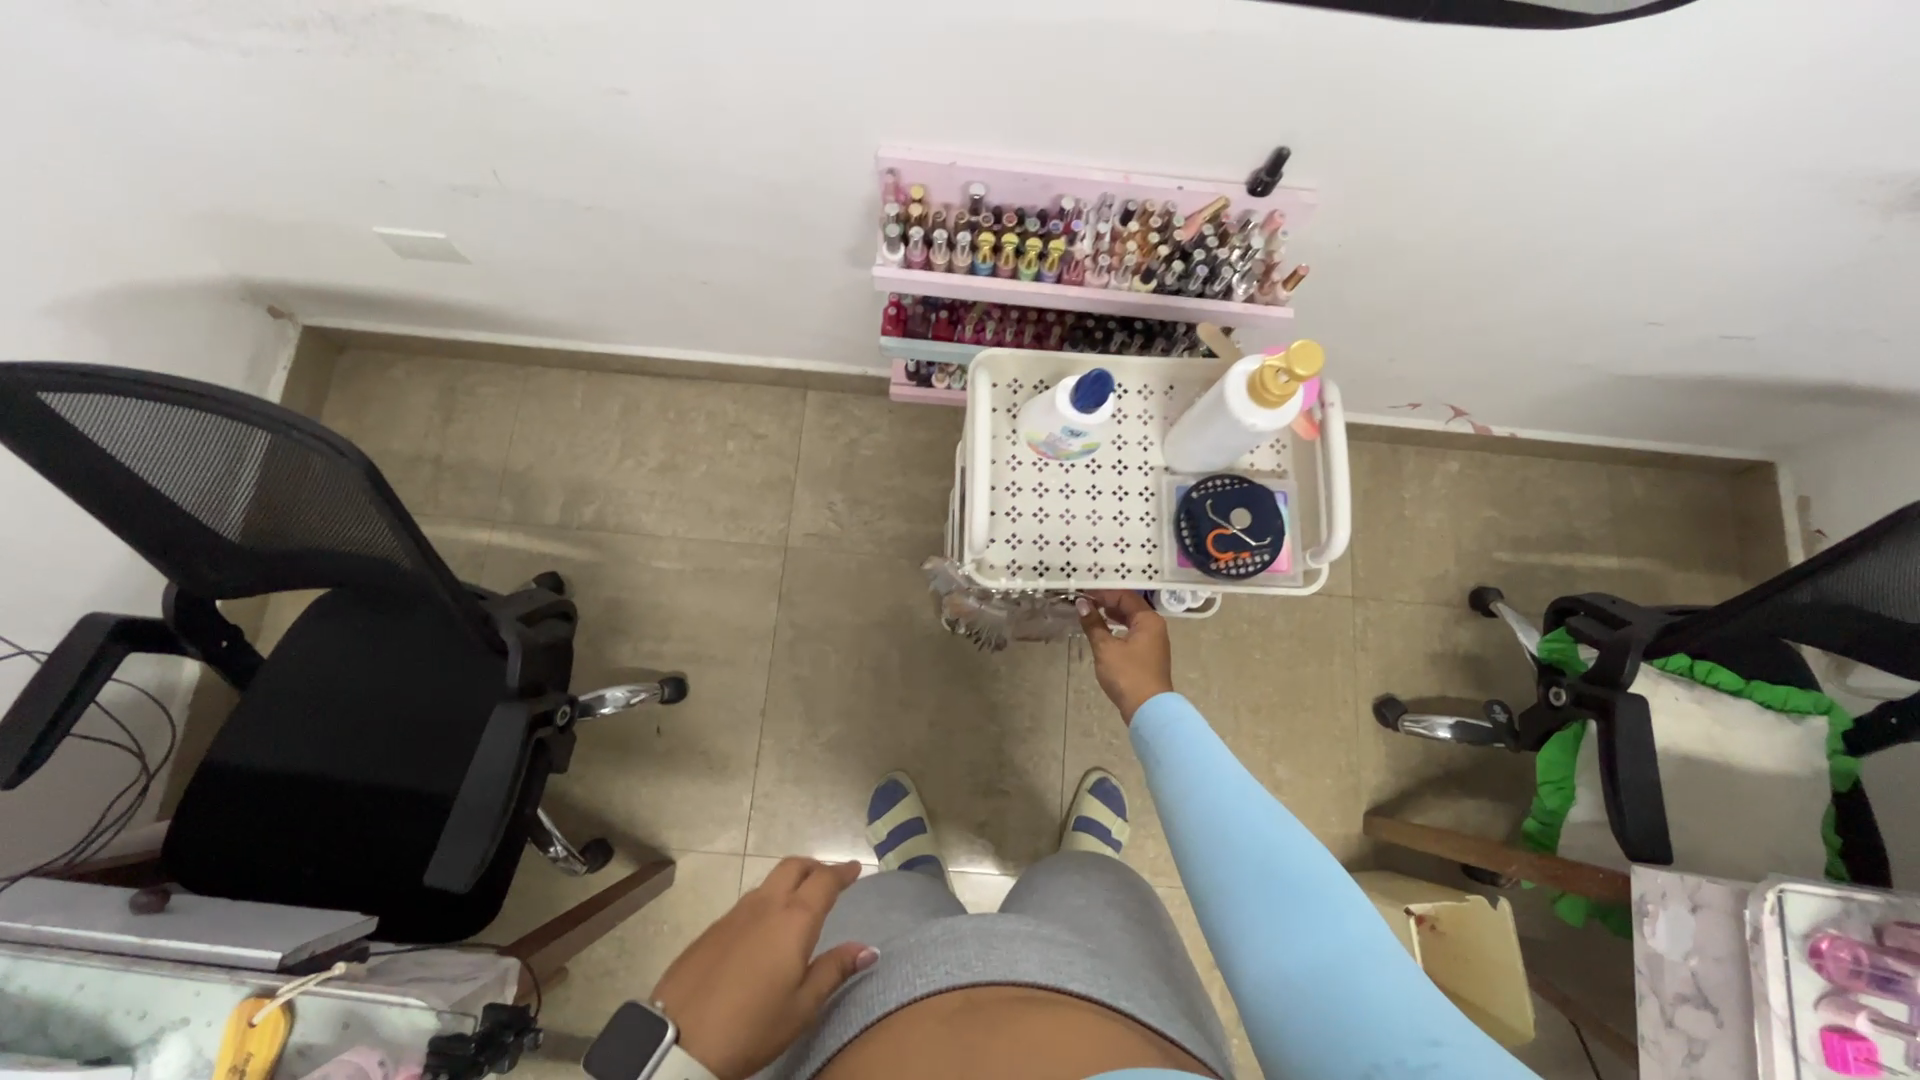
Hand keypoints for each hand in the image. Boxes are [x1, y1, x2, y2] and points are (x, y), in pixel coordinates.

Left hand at [651, 858, 877, 1079]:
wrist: (679, 1041)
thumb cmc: (751, 1026)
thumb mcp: (802, 1007)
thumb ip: (834, 970)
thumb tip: (868, 948)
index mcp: (793, 921)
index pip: (824, 881)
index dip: (842, 872)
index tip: (854, 869)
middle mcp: (764, 906)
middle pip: (793, 867)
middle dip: (815, 867)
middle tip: (829, 880)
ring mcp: (733, 915)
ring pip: (768, 883)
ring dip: (789, 883)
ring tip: (799, 905)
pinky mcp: (711, 930)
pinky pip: (747, 903)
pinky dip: (766, 903)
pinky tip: (764, 932)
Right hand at [1077, 590, 1174, 723]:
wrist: (1148, 709)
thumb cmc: (1127, 675)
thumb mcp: (1106, 647)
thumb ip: (1093, 623)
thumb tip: (1081, 604)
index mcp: (1148, 620)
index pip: (1124, 596)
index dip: (1102, 593)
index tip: (1082, 594)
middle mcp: (1154, 626)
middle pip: (1129, 606)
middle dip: (1106, 602)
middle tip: (1083, 602)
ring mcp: (1153, 641)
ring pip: (1131, 620)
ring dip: (1111, 615)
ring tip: (1089, 614)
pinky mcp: (1148, 654)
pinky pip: (1132, 632)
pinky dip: (1117, 628)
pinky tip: (1103, 631)